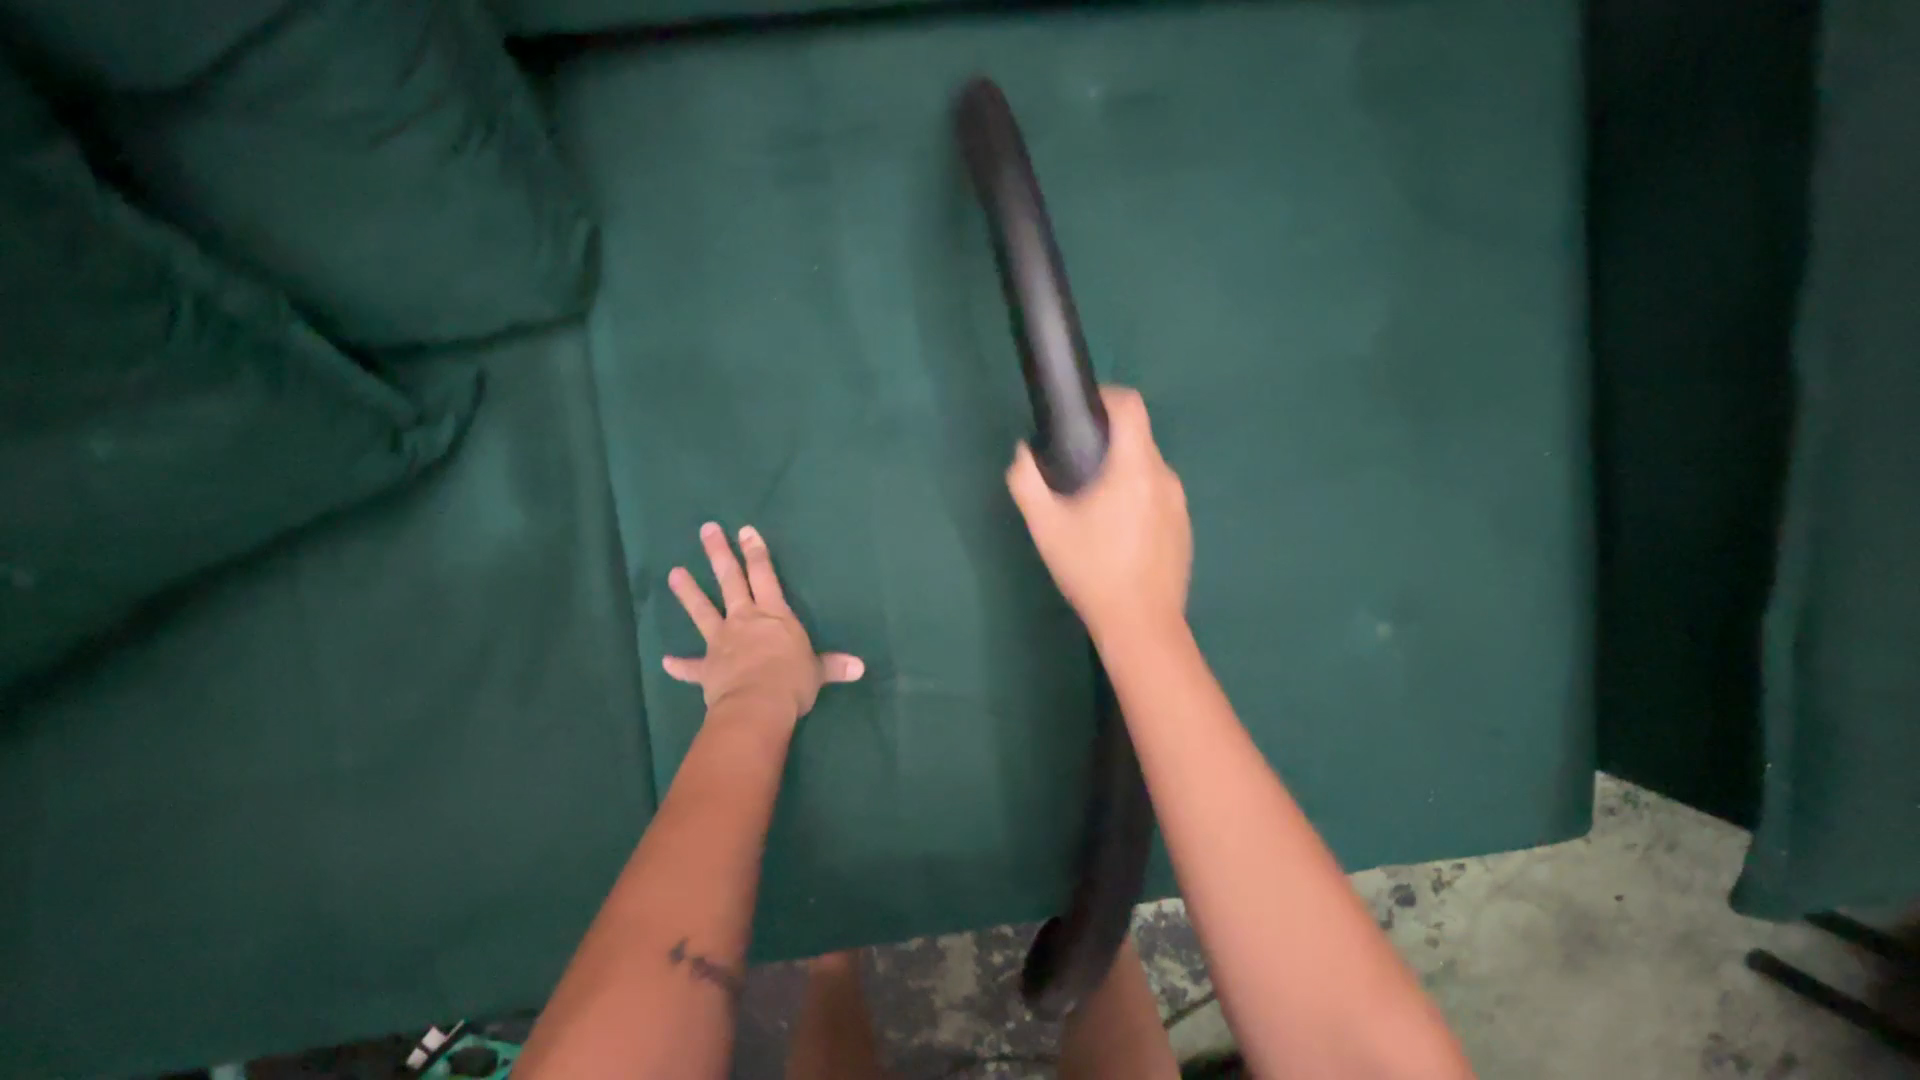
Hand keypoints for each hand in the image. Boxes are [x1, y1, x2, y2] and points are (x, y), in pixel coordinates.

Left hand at [663, 522, 863, 727]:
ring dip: (688, 592)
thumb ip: (833, 666)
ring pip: (702, 611)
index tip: (745, 530)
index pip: (765, 576)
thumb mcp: (818, 672)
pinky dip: (679, 665)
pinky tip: (665, 661)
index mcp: (775, 616)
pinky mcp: (707, 668)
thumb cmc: (792, 681)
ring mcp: (722, 642)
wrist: (757, 705)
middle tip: (706, 530)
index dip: (756, 552)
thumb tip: (859, 667)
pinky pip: (690, 667)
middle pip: (730, 581)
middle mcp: (745, 620)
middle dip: (719, 554)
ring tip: (674, 573)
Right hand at [1006, 387, 1191, 638]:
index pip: (1131, 406)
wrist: (1141, 624)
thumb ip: (1027, 482)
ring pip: (1148, 470)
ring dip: (1122, 474)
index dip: (1106, 397)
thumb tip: (1023, 453)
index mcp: (1135, 467)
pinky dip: (1137, 500)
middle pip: (1137, 439)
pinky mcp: (1185, 528)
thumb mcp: (1045, 527)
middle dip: (1107, 444)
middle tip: (1074, 471)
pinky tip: (1116, 534)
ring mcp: (1180, 504)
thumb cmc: (1091, 570)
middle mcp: (1165, 477)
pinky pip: (1158, 497)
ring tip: (1093, 507)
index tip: (1082, 412)